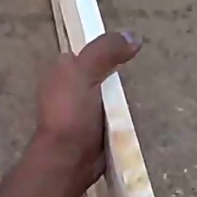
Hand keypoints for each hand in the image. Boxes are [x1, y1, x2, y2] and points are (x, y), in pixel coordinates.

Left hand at [33, 30, 140, 185]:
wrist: (68, 159)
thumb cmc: (71, 113)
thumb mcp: (84, 72)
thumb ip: (105, 51)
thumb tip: (134, 37)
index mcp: (58, 73)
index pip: (84, 54)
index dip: (104, 52)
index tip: (127, 53)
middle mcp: (65, 91)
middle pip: (98, 76)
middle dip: (115, 77)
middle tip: (136, 77)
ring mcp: (78, 114)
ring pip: (106, 98)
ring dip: (120, 100)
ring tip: (138, 97)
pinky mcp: (90, 134)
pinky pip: (110, 119)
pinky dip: (121, 119)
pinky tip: (132, 118)